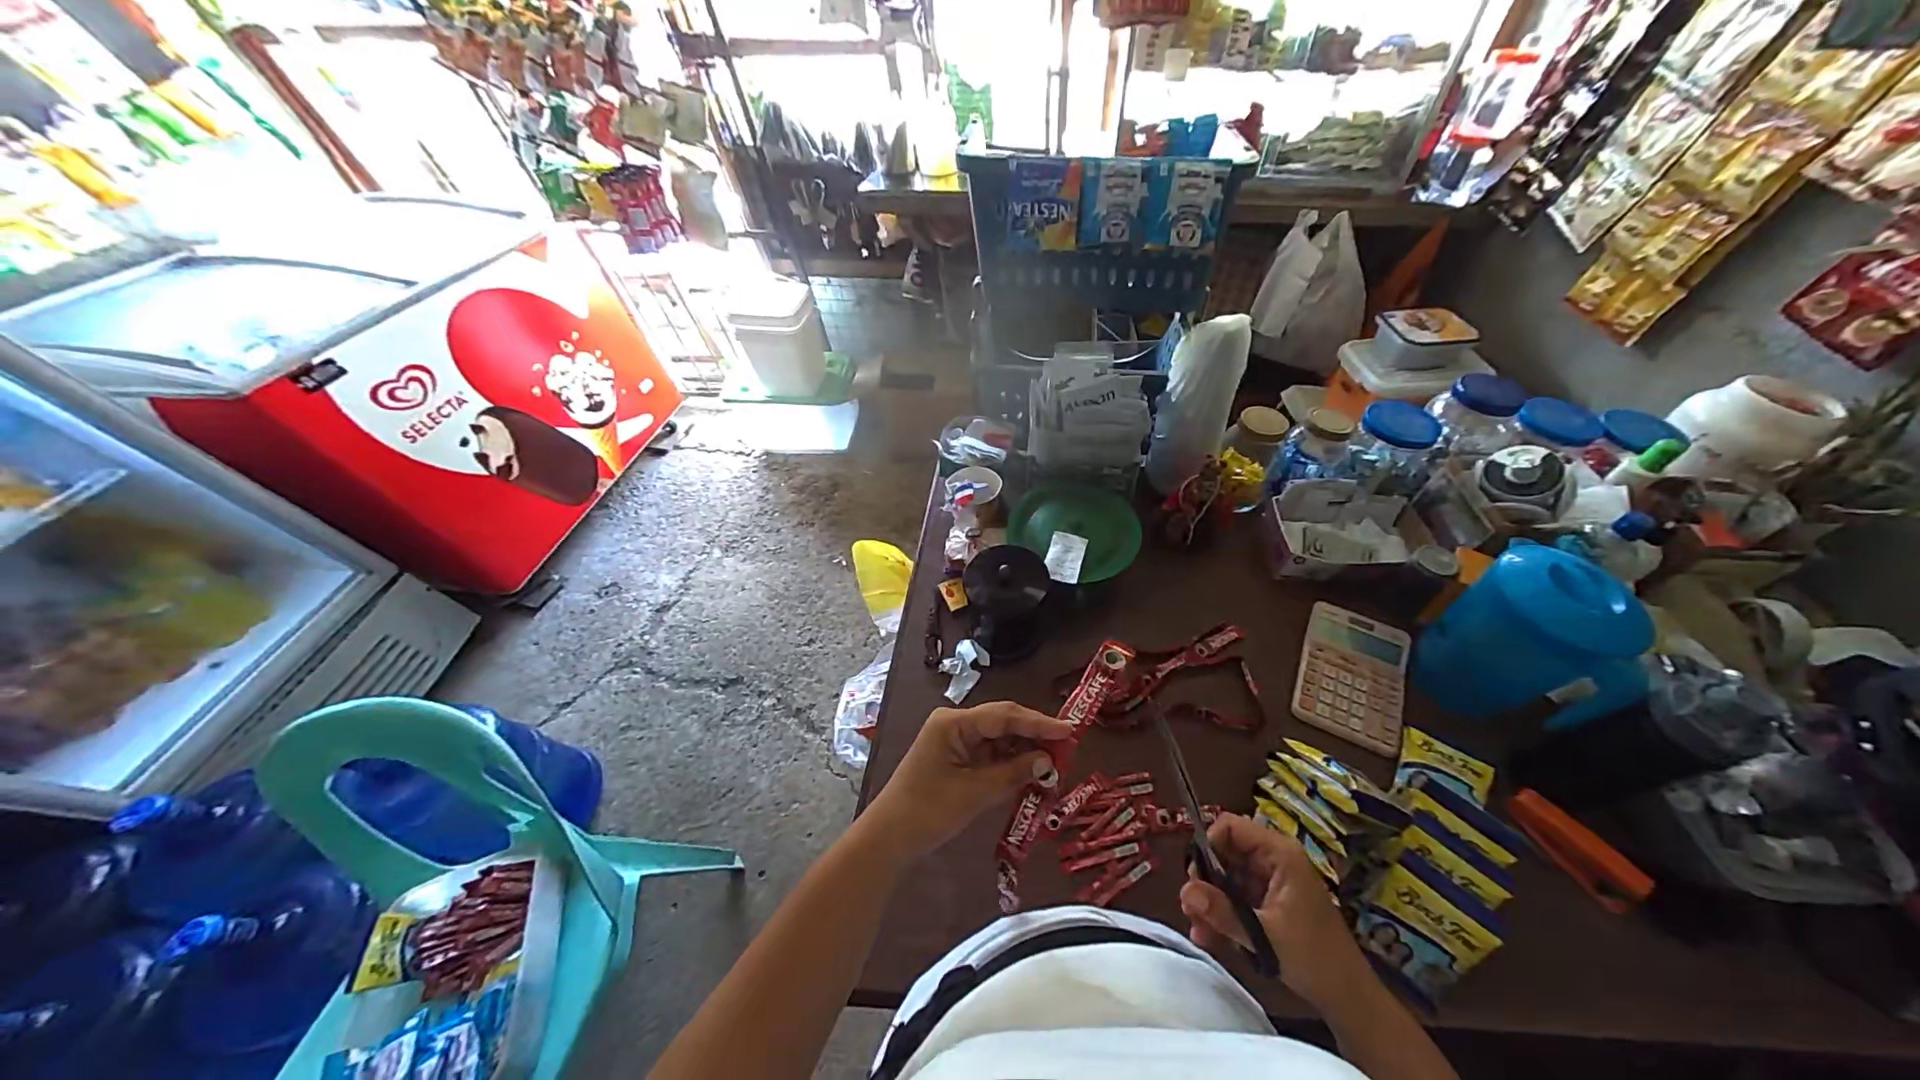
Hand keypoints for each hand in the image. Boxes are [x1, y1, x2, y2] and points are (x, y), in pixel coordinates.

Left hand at [863, 702, 1071, 860]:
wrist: (890, 837)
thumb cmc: (928, 810)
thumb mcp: (975, 792)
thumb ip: (1014, 773)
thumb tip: (1048, 761)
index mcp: (953, 722)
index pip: (1004, 716)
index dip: (1039, 723)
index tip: (1070, 730)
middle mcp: (955, 724)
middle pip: (1003, 723)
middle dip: (1035, 735)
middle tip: (1069, 748)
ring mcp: (956, 740)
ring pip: (1000, 739)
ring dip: (1025, 751)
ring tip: (1057, 762)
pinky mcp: (958, 758)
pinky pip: (991, 754)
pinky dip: (1012, 763)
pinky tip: (1033, 772)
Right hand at [1180, 813, 1372, 1008]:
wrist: (1348, 996)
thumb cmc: (1313, 957)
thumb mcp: (1264, 934)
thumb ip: (1222, 911)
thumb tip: (1184, 891)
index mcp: (1279, 853)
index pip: (1230, 826)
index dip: (1208, 845)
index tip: (1196, 879)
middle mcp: (1272, 859)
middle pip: (1223, 852)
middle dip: (1204, 882)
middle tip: (1192, 911)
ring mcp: (1269, 880)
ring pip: (1224, 877)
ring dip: (1209, 902)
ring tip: (1200, 932)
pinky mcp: (1266, 901)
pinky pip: (1233, 896)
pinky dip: (1221, 914)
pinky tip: (1211, 938)